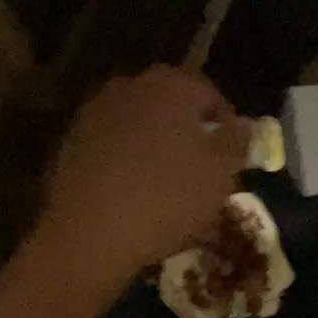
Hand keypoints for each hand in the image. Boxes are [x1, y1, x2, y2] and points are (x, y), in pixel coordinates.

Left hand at [40, 66, 249, 278]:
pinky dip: (127, 165)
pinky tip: (134, 196)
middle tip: (201, 174)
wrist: (91, 231)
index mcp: (173, 86)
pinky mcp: (72, 142)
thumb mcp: (220, 175)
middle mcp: (132, 86)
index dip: (227, 127)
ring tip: (167, 189)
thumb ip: (236, 143)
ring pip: (140, 127)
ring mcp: (96, 112)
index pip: (211, 96)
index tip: (233, 159)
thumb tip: (245, 124)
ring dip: (156, 149)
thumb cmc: (168, 199)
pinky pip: (113, 149)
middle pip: (171, 107)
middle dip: (189, 135)